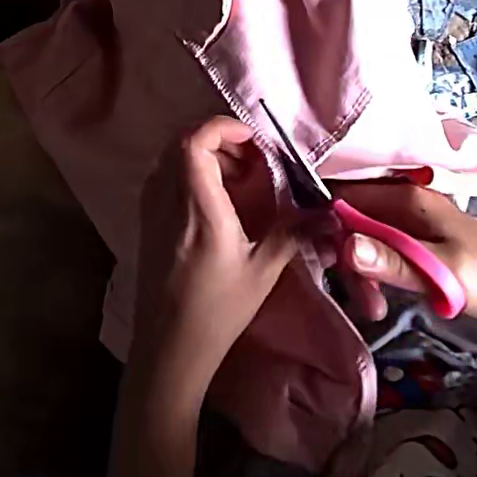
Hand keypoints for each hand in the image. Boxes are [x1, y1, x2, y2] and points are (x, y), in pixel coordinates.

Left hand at [133, 116, 298, 395]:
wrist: (169, 349)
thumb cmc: (218, 311)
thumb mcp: (263, 271)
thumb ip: (293, 233)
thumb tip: (329, 214)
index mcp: (199, 211)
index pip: (193, 144)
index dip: (221, 127)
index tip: (252, 138)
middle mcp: (168, 204)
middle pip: (179, 144)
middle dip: (217, 138)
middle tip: (250, 157)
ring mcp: (152, 213)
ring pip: (169, 159)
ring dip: (203, 155)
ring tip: (237, 176)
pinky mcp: (147, 225)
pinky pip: (164, 179)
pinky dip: (189, 172)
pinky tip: (215, 198)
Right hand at [328, 182, 476, 327]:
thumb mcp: (440, 272)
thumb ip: (392, 260)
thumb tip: (346, 246)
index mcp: (410, 199)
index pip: (347, 198)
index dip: (330, 226)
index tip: (325, 261)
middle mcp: (407, 202)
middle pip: (355, 220)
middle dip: (350, 258)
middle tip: (362, 300)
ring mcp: (413, 222)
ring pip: (367, 239)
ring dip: (363, 272)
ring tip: (375, 309)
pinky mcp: (418, 242)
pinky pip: (383, 250)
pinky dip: (378, 274)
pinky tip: (382, 299)